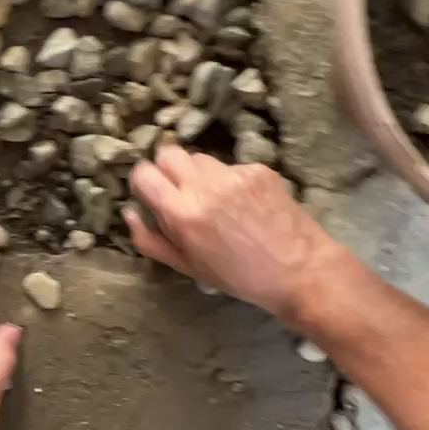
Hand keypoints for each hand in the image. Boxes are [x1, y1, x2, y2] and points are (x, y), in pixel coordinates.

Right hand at [126, 146, 345, 320]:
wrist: (298, 269)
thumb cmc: (237, 277)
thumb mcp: (187, 267)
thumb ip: (151, 240)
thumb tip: (129, 213)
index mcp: (182, 213)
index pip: (144, 173)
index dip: (143, 182)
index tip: (150, 194)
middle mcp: (205, 186)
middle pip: (168, 152)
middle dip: (166, 169)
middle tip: (177, 192)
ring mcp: (234, 173)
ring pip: (199, 158)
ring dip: (197, 174)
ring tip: (213, 202)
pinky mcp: (258, 168)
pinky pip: (229, 166)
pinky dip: (227, 181)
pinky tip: (242, 205)